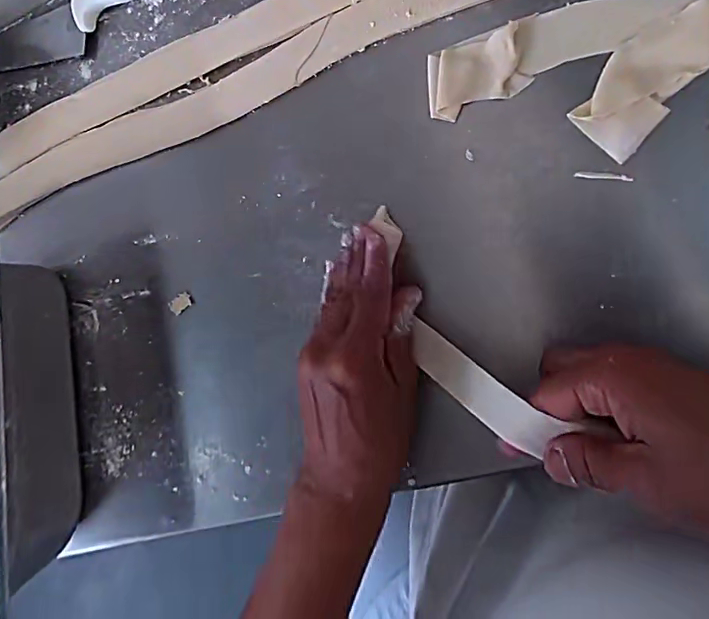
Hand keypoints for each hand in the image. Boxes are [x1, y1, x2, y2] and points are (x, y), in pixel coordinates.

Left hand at [294, 224, 422, 507]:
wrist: (337, 479)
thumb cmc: (380, 442)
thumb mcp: (402, 390)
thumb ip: (399, 338)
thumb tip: (404, 297)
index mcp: (353, 359)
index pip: (370, 298)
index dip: (378, 264)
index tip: (380, 237)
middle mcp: (325, 350)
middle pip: (346, 293)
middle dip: (357, 259)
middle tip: (365, 230)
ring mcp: (310, 353)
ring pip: (331, 302)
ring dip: (344, 272)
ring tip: (352, 244)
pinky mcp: (304, 359)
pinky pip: (324, 318)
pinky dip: (335, 295)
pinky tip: (339, 279)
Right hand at [530, 344, 708, 545]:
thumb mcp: (650, 483)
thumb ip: (590, 464)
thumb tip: (556, 454)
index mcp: (617, 377)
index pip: (545, 391)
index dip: (524, 422)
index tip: (513, 445)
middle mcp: (632, 361)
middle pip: (561, 373)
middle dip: (548, 411)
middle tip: (554, 457)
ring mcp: (655, 368)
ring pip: (590, 380)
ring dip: (579, 414)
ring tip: (595, 463)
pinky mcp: (673, 382)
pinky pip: (619, 387)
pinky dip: (606, 414)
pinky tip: (625, 451)